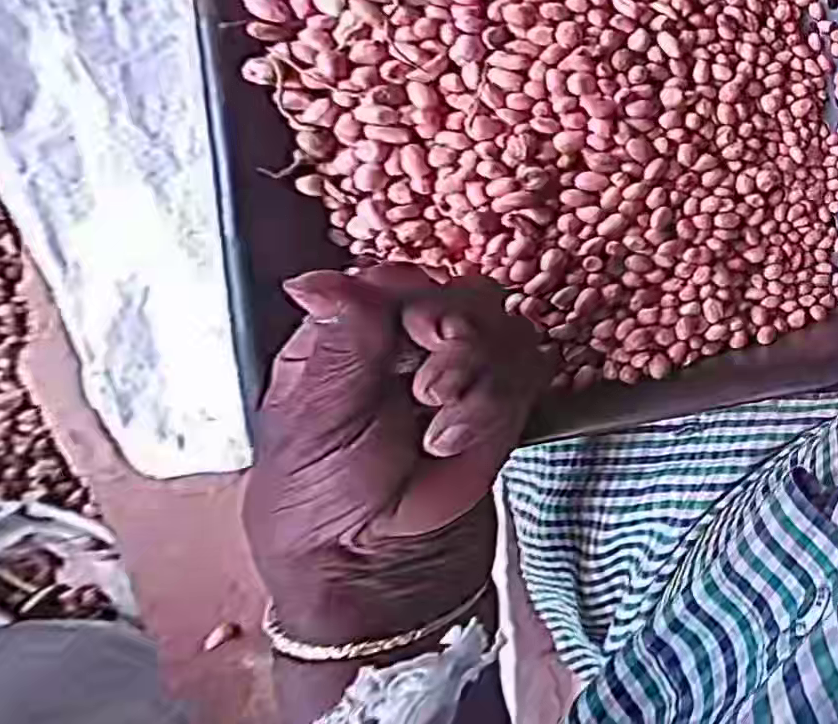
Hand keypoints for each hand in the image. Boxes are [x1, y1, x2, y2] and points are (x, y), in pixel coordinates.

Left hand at [242, 264, 548, 645]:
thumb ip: (334, 348)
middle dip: (457, 336)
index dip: (415, 295)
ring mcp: (471, 362)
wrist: (383, 555)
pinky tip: (457, 437)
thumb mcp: (312, 423)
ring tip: (440, 425)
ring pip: (503, 328)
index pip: (398, 283)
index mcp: (358, 336)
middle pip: (463, 296)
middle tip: (434, 383)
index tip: (418, 328)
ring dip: (477, 375)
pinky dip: (494, 404)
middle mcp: (417, 340)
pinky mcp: (510, 389)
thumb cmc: (324, 497)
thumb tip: (317, 282)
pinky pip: (526, 368)